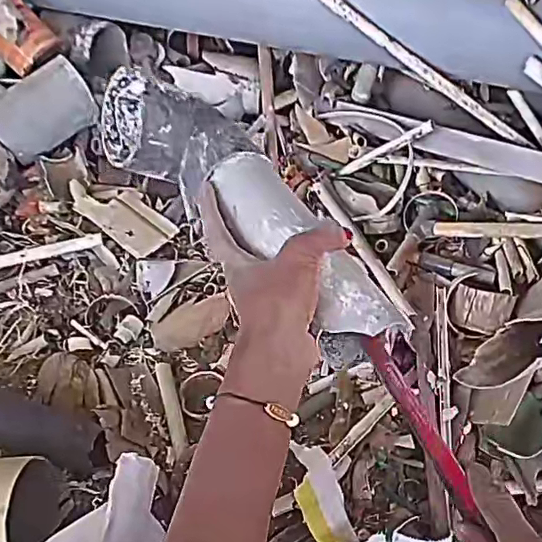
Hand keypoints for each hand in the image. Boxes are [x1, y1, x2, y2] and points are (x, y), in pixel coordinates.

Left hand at [199, 180, 347, 405]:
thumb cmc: (272, 312)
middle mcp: (245, 282)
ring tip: (298, 244)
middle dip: (250, 232)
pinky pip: (295, 293)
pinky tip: (321, 279)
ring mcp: (264, 300)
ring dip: (283, 259)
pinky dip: (307, 284)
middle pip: (242, 249)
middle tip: (257, 214)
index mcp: (235, 263)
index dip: (210, 206)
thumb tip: (333, 232)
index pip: (215, 228)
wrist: (282, 352)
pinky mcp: (285, 315)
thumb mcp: (296, 259)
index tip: (209, 189)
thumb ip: (315, 240)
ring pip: (270, 272)